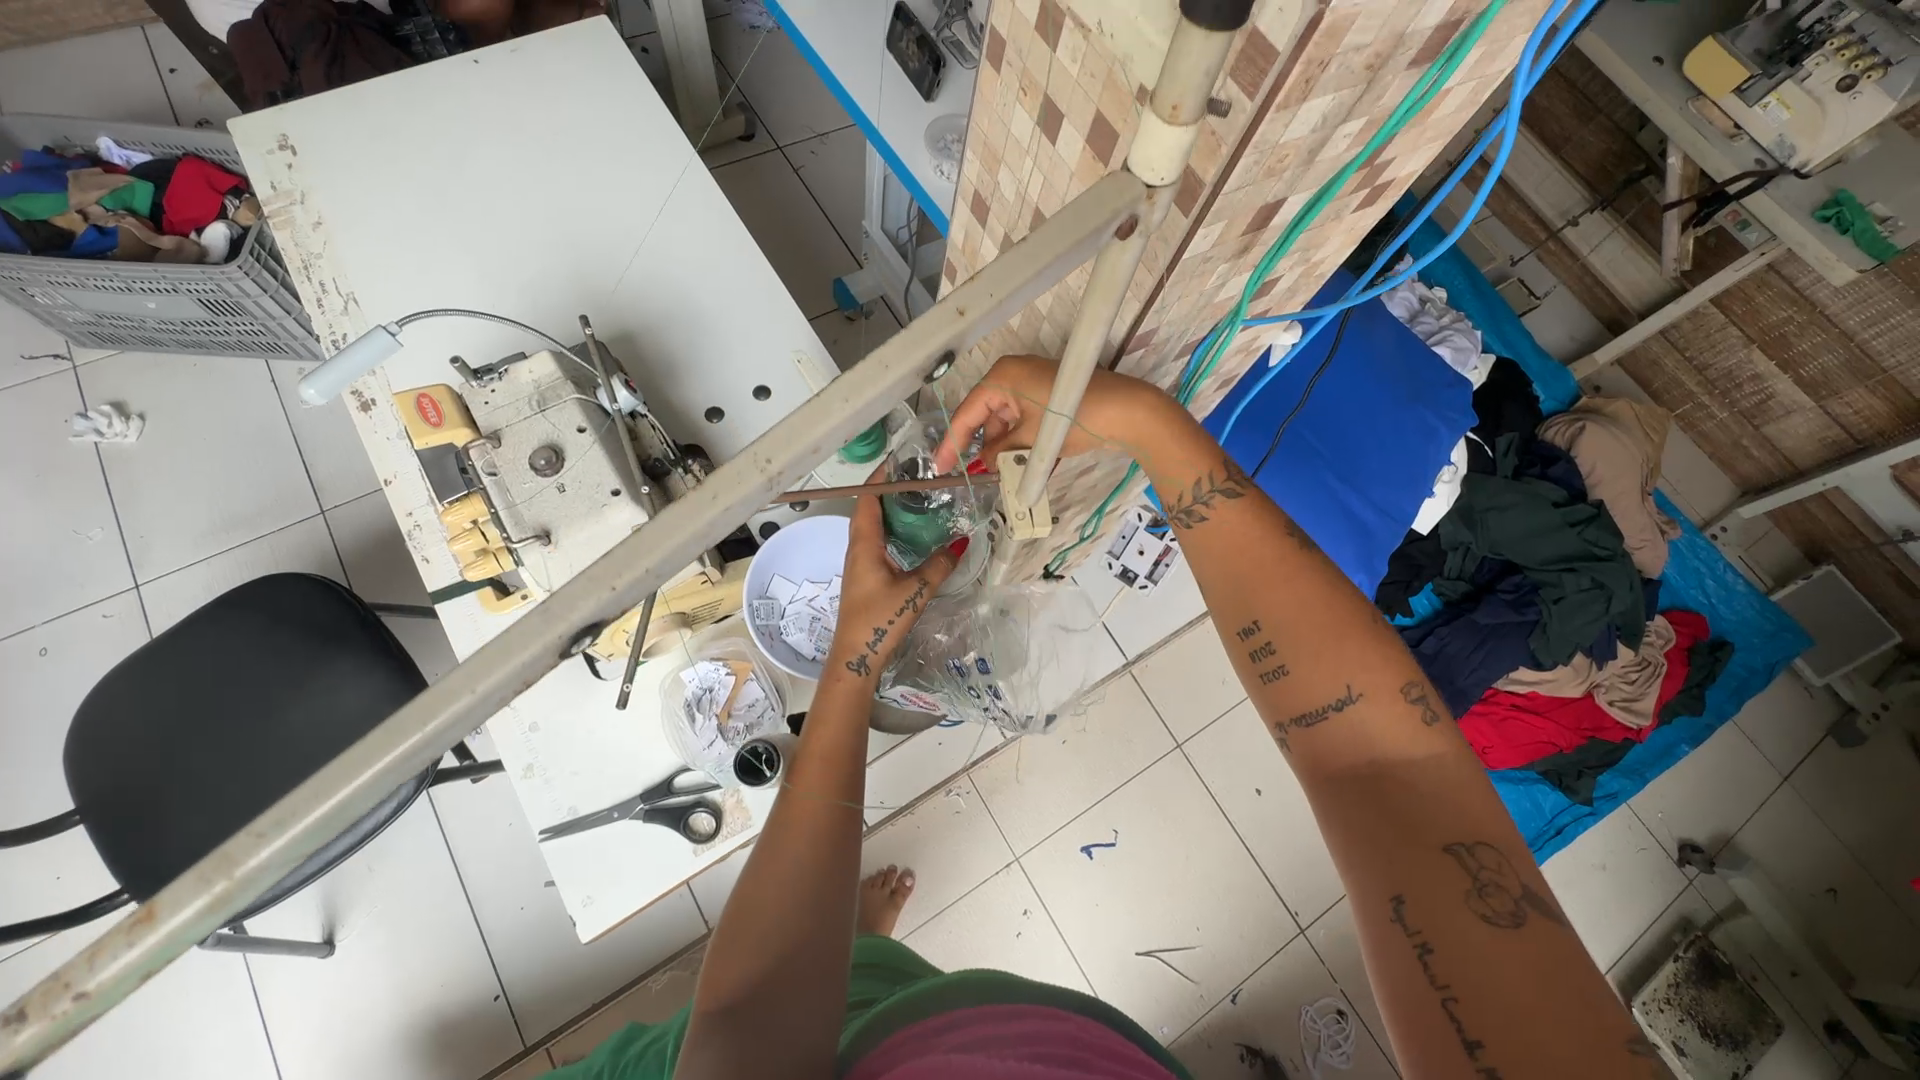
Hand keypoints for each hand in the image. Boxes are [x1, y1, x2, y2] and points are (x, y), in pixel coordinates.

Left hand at [828, 473, 963, 681]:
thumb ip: (939, 566)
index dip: (880, 478)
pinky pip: (877, 544)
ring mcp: (859, 564)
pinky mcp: (865, 578)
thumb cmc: (879, 620)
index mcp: (864, 544)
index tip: (901, 462)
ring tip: (920, 502)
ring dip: (892, 513)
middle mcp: (857, 549)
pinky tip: (913, 538)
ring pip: (873, 528)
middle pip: (869, 509)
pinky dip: (893, 533)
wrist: (855, 658)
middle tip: (920, 480)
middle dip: (890, 492)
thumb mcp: (915, 592)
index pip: (867, 499)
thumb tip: (962, 543)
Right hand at [931, 354, 1160, 472]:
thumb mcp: (1032, 440)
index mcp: (1002, 377)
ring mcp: (1034, 387)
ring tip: (1014, 475)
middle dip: (988, 449)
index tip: (940, 467)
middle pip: (988, 419)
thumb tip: (987, 465)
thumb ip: (1002, 453)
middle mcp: (1014, 377)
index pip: (967, 414)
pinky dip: (1028, 446)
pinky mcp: (1051, 399)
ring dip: (1011, 451)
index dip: (952, 443)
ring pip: (1010, 425)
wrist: (1128, 411)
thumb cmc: (1075, 417)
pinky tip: (1031, 469)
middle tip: (986, 477)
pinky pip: (1028, 425)